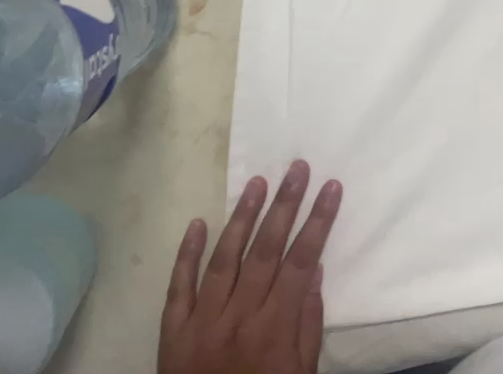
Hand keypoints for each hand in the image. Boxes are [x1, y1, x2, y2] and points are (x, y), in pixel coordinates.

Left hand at [159, 161, 343, 373]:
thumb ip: (308, 323)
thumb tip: (312, 269)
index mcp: (273, 330)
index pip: (300, 261)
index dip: (317, 222)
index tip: (330, 187)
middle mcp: (237, 319)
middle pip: (265, 251)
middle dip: (284, 206)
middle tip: (297, 168)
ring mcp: (200, 324)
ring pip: (224, 259)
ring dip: (242, 217)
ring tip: (257, 182)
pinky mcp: (171, 333)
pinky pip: (178, 288)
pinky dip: (186, 254)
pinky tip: (199, 222)